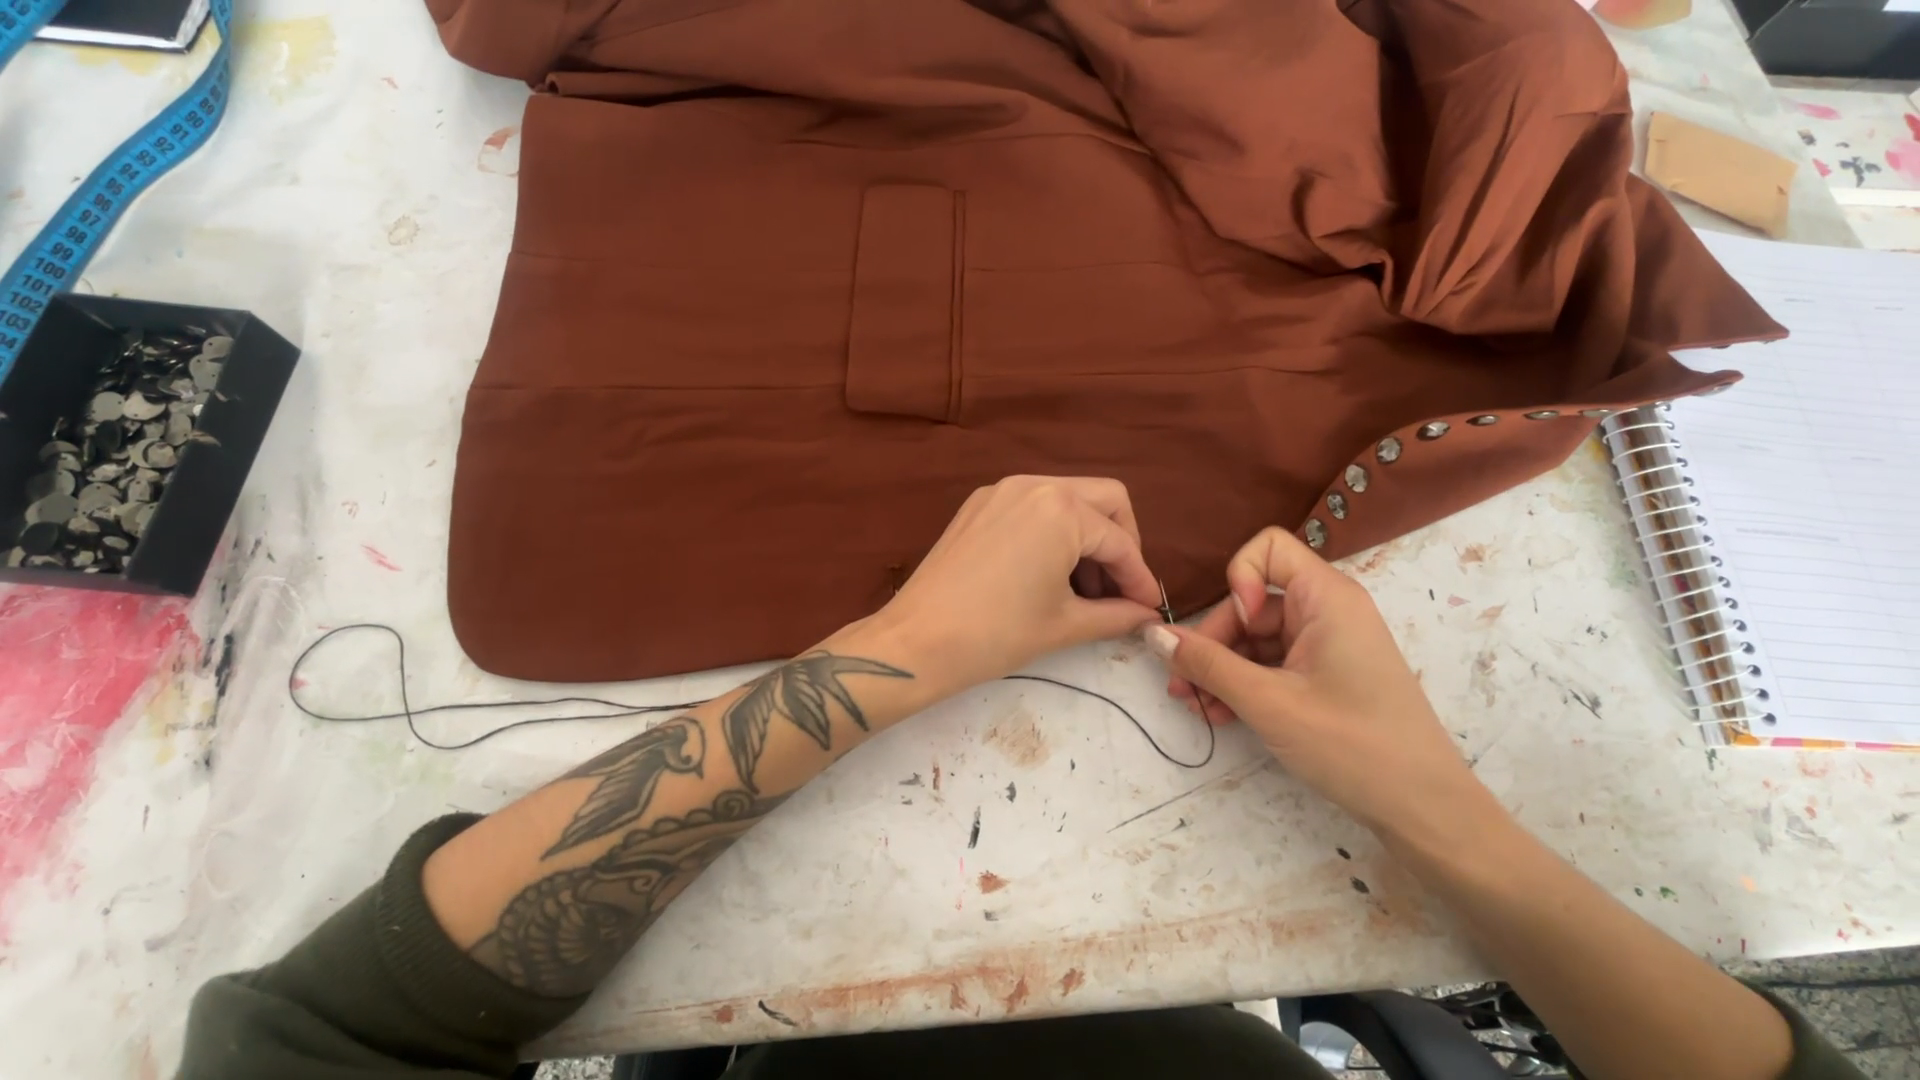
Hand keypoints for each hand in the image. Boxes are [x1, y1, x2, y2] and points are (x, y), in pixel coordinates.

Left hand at [871, 476, 1163, 696]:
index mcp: (1062, 509)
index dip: (1140, 578)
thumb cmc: (997, 634)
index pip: (1120, 541)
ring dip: (1087, 538)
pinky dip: (1053, 532)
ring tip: (1084, 591)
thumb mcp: (1066, 625)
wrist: (917, 641)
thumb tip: (1147, 617)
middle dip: (1120, 544)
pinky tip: (1049, 574)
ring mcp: (1002, 490)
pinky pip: (1034, 506)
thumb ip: (1116, 615)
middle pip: (1104, 501)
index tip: (1149, 608)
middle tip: (1119, 591)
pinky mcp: (978, 504)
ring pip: (1068, 500)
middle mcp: (1034, 484)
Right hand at [1145, 527, 1493, 836]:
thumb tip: (1152, 634)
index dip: (1239, 580)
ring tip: (1198, 710)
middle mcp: (1328, 611)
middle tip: (1182, 688)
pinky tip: (1222, 716)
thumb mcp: (1268, 703)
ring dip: (1222, 670)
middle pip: (1252, 604)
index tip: (1236, 630)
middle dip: (1212, 643)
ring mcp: (1328, 646)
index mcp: (1327, 598)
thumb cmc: (1351, 744)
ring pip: (1257, 640)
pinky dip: (1245, 685)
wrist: (1423, 808)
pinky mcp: (1327, 677)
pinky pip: (1273, 665)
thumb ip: (1206, 664)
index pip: (1267, 549)